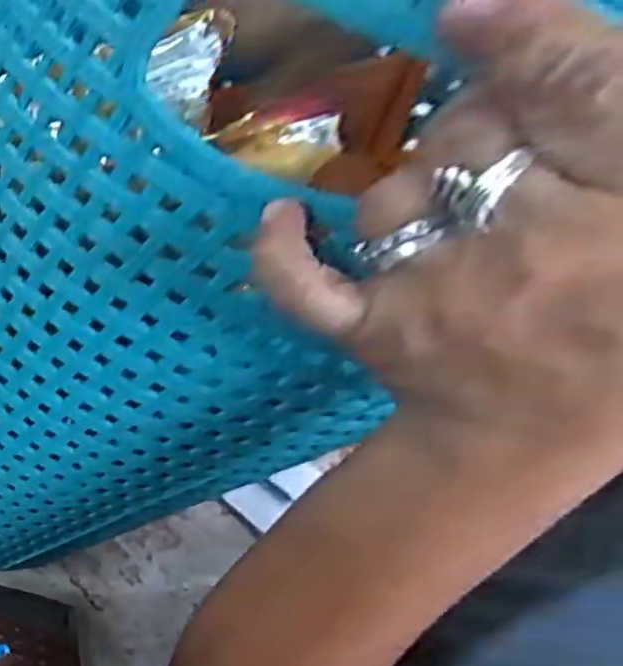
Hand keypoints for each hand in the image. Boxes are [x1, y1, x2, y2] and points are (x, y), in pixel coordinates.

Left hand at [252, 0, 622, 464]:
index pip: (577, 88)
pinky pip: (301, 286)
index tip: (470, 11)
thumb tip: (536, 62)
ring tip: (450, 199)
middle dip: (473, 117)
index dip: (523, 40)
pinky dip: (278, 252)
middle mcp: (530, 235)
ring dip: (408, 179)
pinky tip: (276, 217)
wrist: (542, 424)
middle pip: (466, 134)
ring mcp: (434, 289)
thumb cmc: (622, 312)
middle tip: (497, 134)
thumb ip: (610, 125)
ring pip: (387, 194)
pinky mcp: (367, 331)